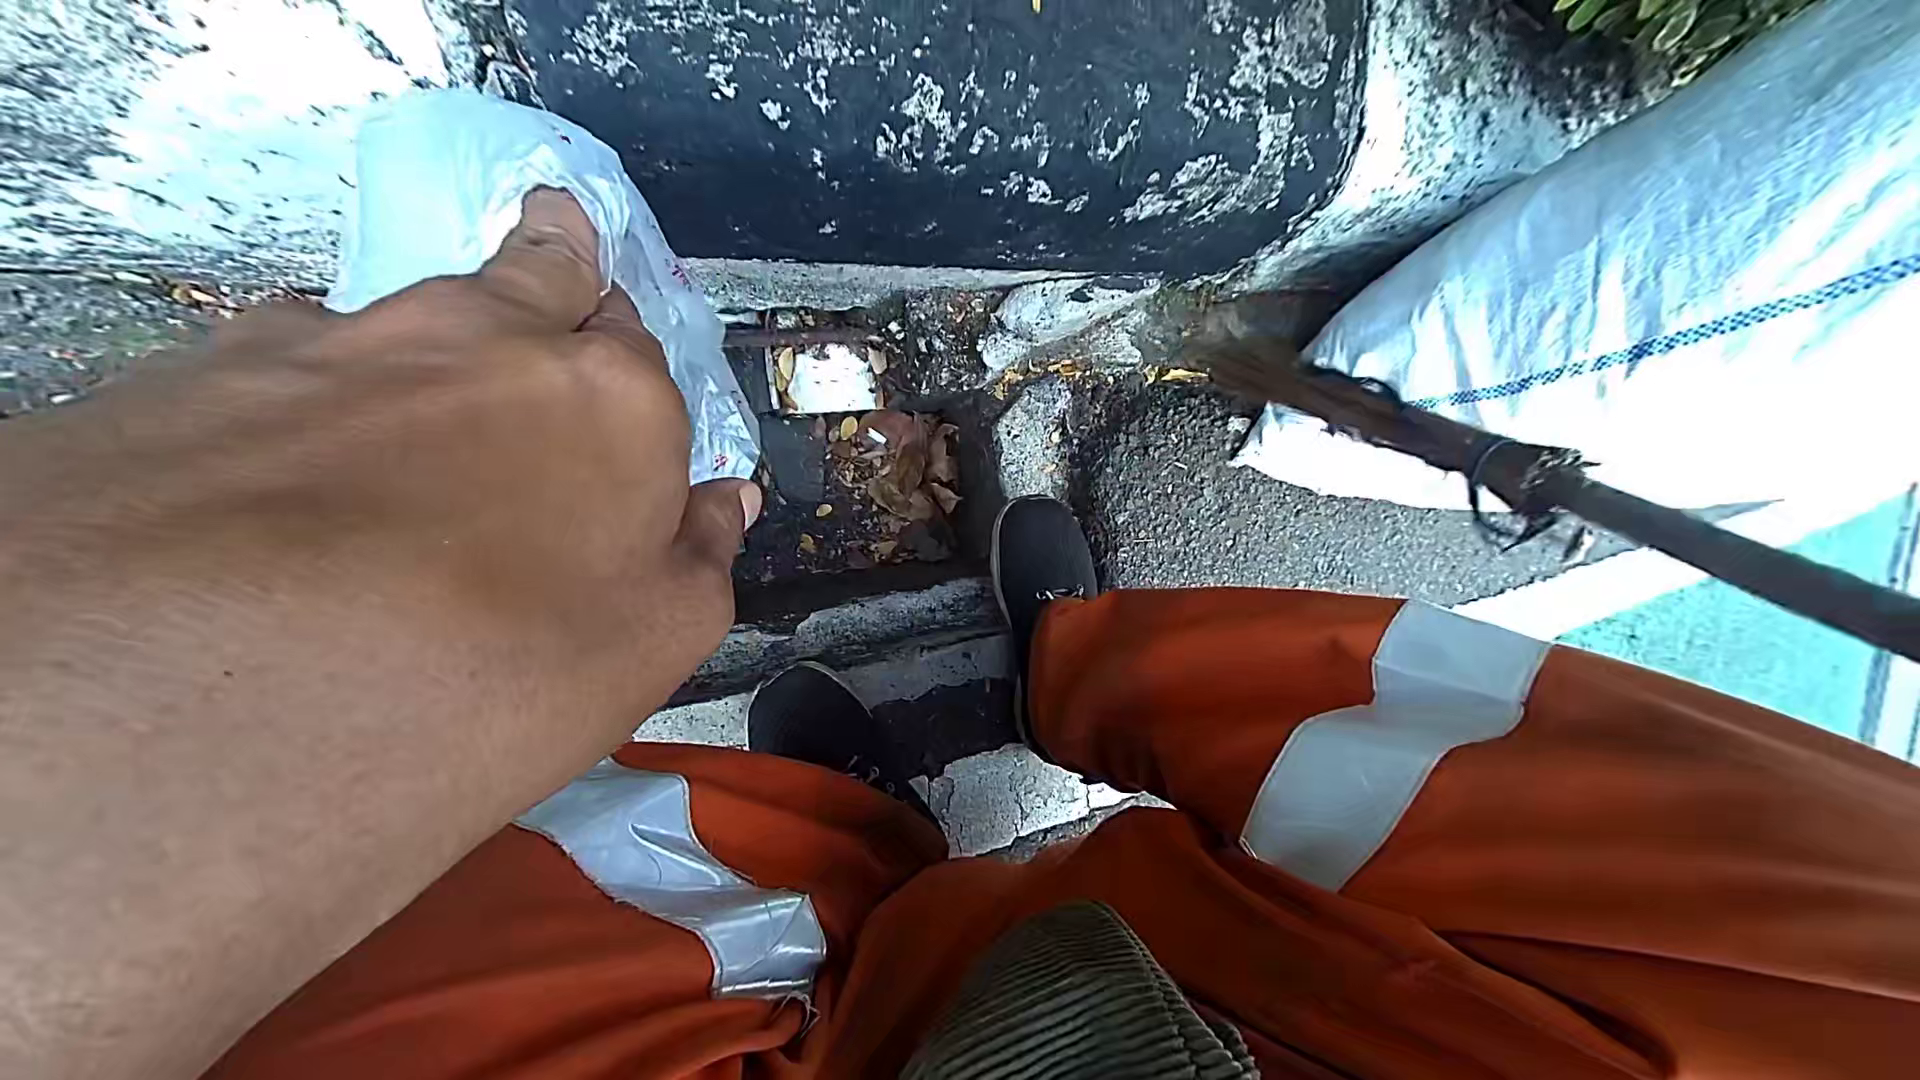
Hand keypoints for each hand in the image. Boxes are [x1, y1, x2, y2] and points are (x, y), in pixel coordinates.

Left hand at [0, 190, 757, 1079]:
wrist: (151, 739)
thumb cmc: (476, 691)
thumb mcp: (639, 644)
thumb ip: (692, 553)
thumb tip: (720, 498)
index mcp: (602, 406)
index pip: (644, 341)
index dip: (650, 340)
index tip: (652, 316)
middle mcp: (483, 346)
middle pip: (542, 277)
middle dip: (568, 263)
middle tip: (579, 232)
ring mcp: (335, 348)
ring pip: (427, 299)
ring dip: (465, 304)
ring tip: (490, 305)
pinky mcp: (198, 383)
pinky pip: (318, 349)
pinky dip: (355, 363)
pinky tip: (355, 402)